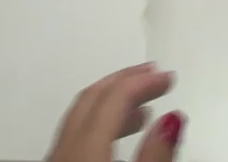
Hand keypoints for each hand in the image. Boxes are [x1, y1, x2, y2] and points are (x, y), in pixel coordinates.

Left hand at [47, 63, 184, 161]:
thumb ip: (154, 154)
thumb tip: (173, 118)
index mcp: (85, 143)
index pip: (115, 95)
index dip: (144, 80)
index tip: (169, 76)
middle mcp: (63, 145)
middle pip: (93, 96)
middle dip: (125, 80)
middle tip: (153, 74)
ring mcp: (54, 158)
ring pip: (81, 115)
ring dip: (111, 102)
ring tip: (142, 108)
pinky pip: (74, 134)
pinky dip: (97, 123)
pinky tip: (114, 137)